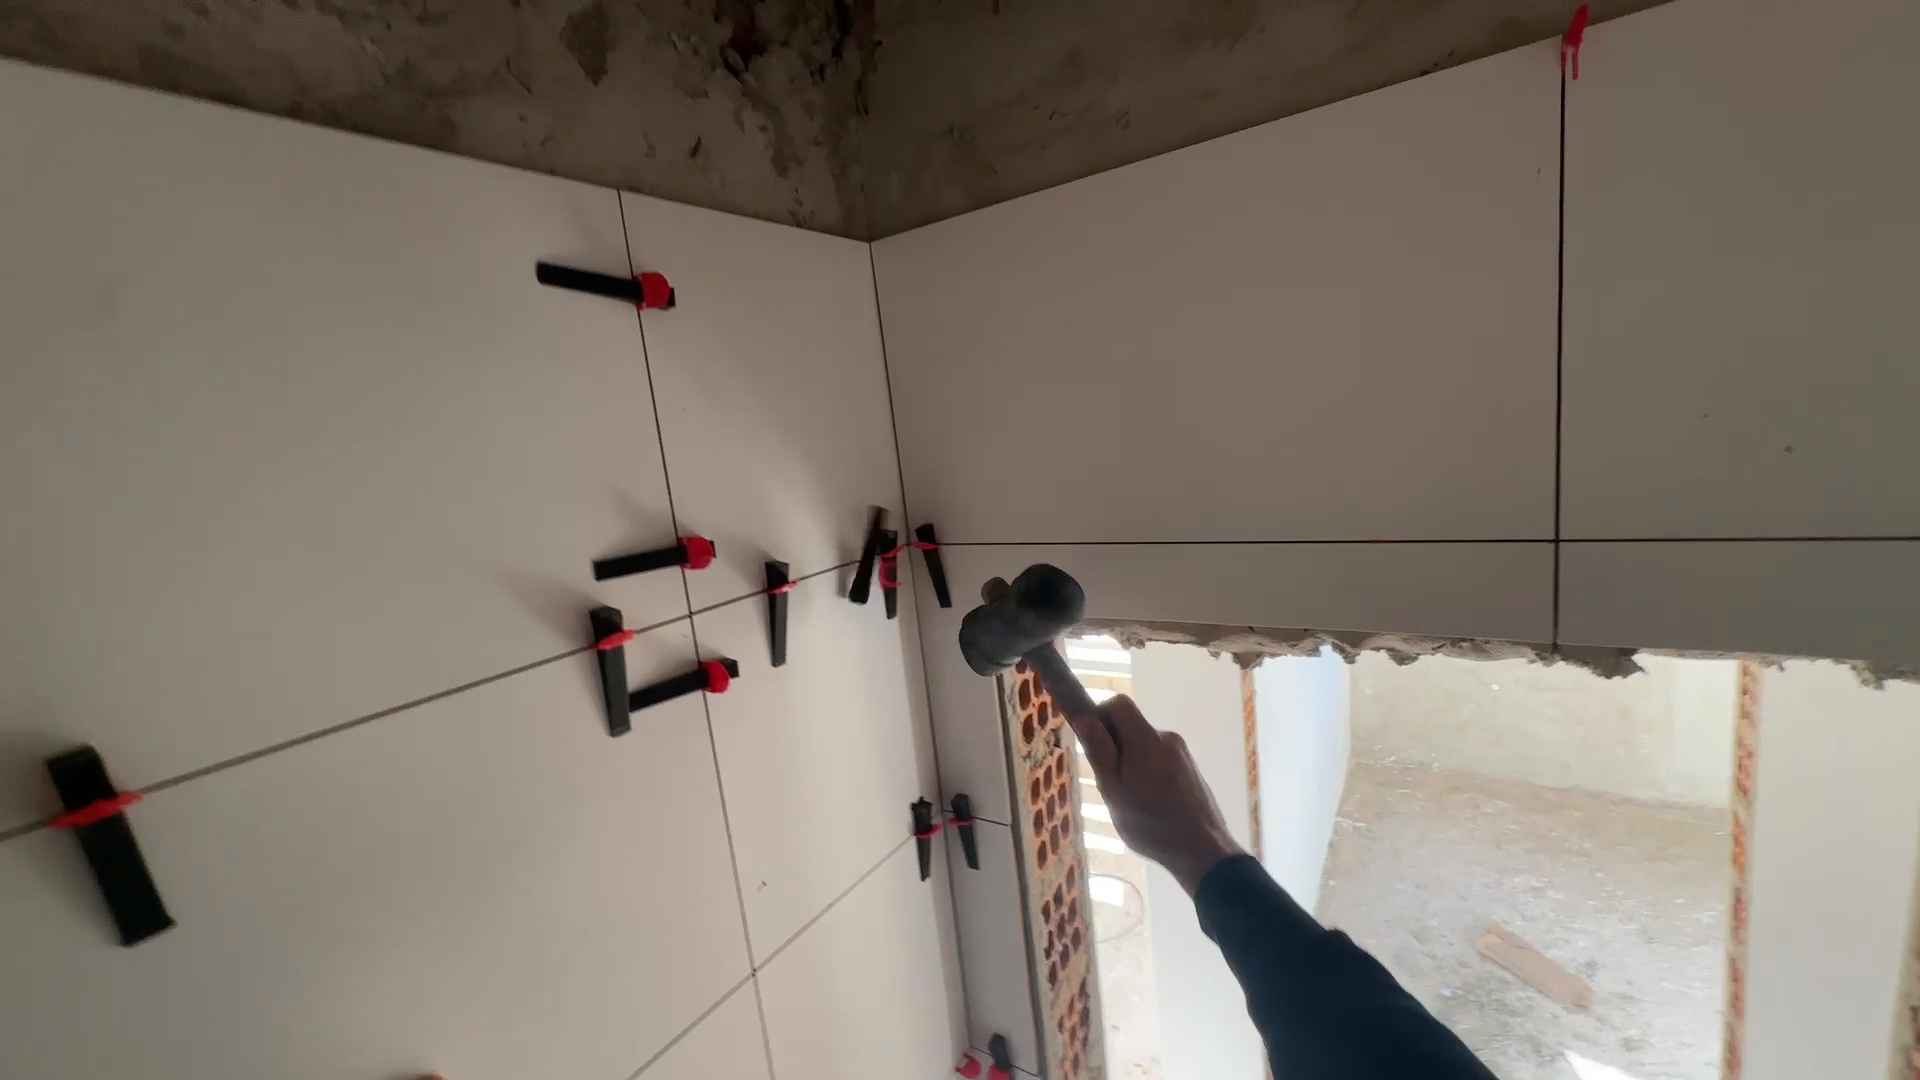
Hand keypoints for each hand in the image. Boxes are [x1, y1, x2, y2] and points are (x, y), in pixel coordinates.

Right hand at [1067, 694, 1245, 894]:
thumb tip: (1085, 717)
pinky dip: (1150, 774)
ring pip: (1145, 746)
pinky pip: (1160, 760)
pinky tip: (1153, 806)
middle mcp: (1167, 738)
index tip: (1096, 746)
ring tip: (1133, 801)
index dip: (1101, 716)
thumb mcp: (1114, 791)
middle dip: (1116, 747)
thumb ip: (1099, 752)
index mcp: (1146, 739)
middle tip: (1112, 784)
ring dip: (1132, 764)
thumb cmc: (1151, 823)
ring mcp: (1182, 754)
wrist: (1204, 852)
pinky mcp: (1190, 769)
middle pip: (1131, 726)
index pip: (1119, 704)